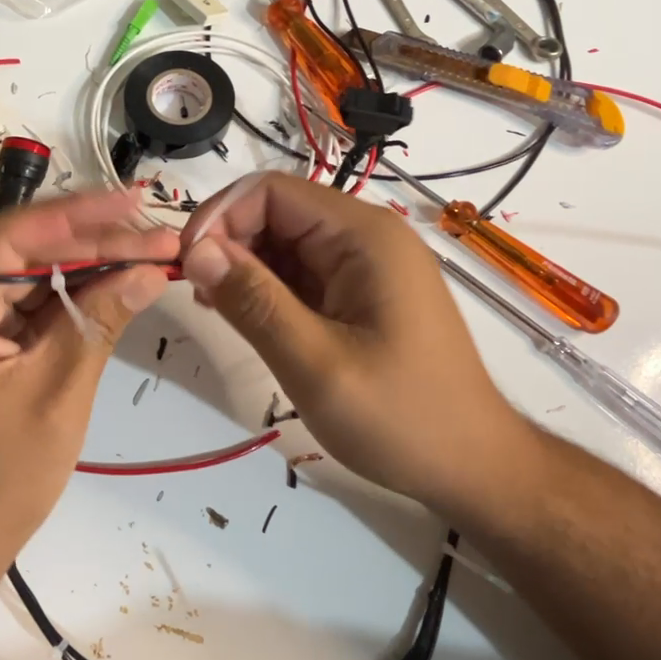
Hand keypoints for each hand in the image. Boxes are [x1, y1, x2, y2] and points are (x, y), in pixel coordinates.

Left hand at [0, 191, 177, 599]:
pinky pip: (25, 306)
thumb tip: (151, 267)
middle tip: (157, 233)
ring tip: (148, 250)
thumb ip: (100, 318)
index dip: (81, 215)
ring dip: (86, 267)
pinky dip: (68, 299)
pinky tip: (115, 284)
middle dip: (93, 242)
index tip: (136, 202)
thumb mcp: (57, 392)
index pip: (14, 235)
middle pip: (23, 252)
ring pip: (29, 276)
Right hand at [179, 173, 531, 512]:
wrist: (472, 467)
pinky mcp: (360, 290)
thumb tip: (196, 250)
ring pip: (283, 240)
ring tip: (219, 309)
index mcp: (364, 236)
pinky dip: (266, 286)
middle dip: (228, 241)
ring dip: (243, 265)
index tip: (188, 267)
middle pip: (276, 210)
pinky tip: (246, 316)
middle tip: (201, 295)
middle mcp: (366, 236)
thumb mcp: (316, 365)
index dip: (221, 217)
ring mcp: (365, 263)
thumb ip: (254, 302)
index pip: (271, 192)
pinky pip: (300, 270)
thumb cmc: (402, 418)